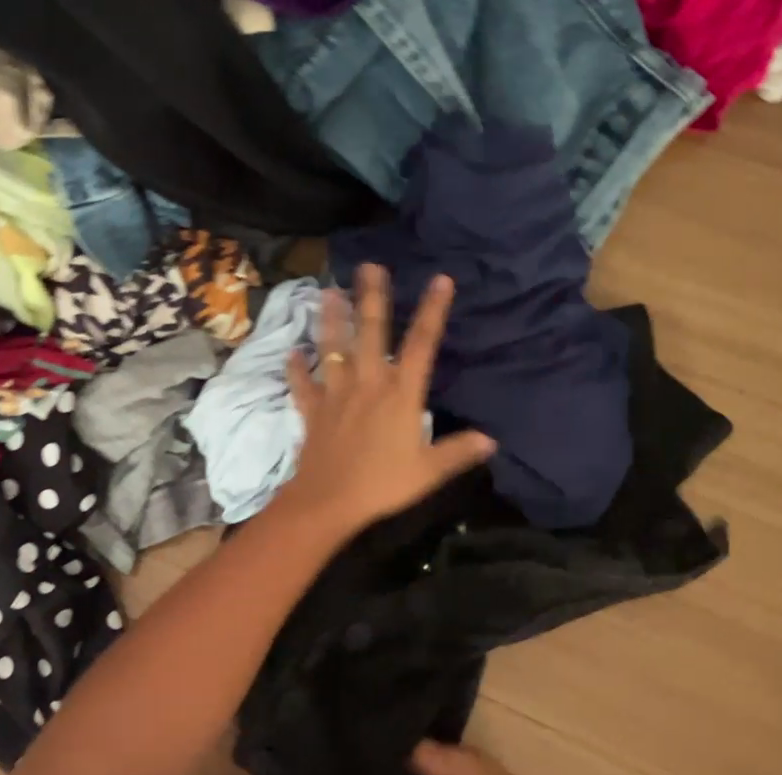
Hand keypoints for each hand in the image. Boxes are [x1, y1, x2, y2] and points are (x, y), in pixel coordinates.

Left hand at [273, 265, 495, 531]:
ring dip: (330, 321)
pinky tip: (291, 353)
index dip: (432, 311)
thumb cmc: (382, 485)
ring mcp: (336, 396)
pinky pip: (302, 386)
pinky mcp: (312, 412)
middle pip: (371, 334)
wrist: (328, 501)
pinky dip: (296, 370)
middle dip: (372, 298)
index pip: (421, 344)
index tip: (440, 279)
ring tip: (327, 292)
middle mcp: (368, 385)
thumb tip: (491, 440)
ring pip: (333, 350)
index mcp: (400, 394)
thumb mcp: (429, 471)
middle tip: (369, 266)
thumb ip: (458, 452)